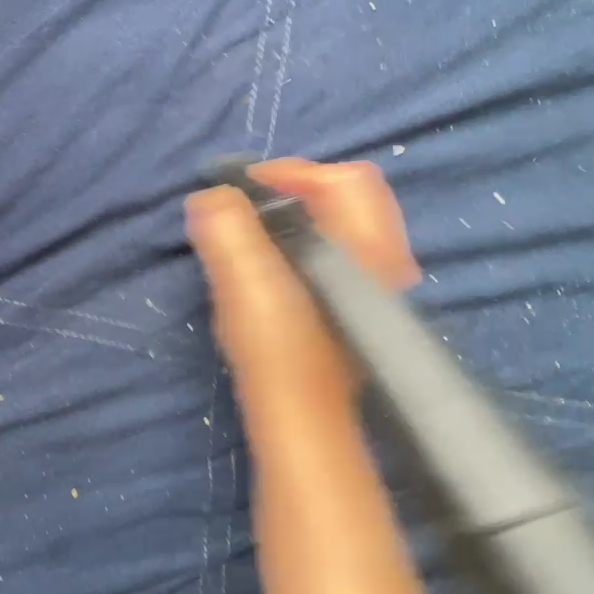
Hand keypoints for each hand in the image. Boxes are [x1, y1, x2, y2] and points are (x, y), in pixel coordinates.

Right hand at [184, 158, 418, 400]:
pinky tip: (268, 272)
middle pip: (344, 197)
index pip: (341, 178)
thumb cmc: (277, 346)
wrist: (301, 420)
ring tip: (250, 238)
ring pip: (338, 226)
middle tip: (246, 210)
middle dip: (292, 194)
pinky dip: (299, 246)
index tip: (240, 190)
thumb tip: (210, 197)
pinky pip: (333, 253)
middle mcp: (382, 258)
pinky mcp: (357, 308)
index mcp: (364, 244)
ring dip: (293, 221)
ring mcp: (374, 286)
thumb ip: (226, 227)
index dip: (288, 172)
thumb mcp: (243, 278)